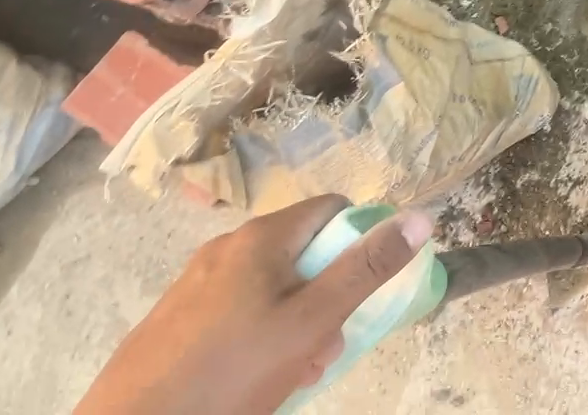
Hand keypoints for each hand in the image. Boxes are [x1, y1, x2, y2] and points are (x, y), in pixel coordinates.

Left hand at [77, 195, 430, 414]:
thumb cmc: (228, 375)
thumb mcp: (313, 321)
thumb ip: (368, 268)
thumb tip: (420, 216)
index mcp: (260, 237)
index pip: (334, 209)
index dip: (361, 240)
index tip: (362, 288)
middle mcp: (224, 249)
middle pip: (303, 250)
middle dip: (328, 292)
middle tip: (328, 341)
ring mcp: (190, 289)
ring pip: (269, 286)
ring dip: (296, 319)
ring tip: (293, 369)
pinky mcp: (168, 327)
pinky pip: (234, 314)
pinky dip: (256, 336)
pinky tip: (250, 379)